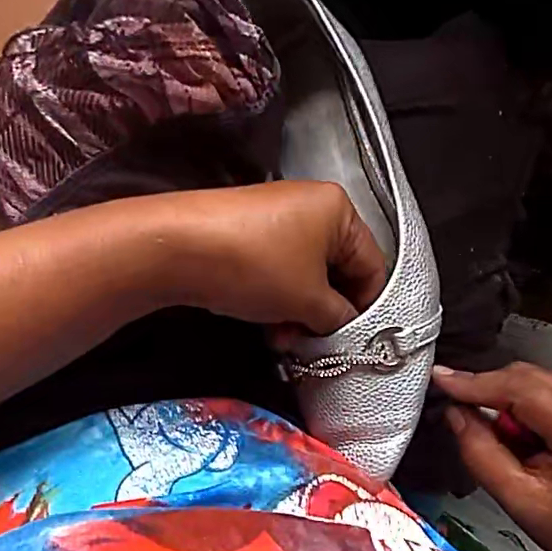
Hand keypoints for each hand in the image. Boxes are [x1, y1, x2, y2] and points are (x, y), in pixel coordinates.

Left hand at [151, 181, 386, 334]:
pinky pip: (278, 272)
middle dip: (325, 314)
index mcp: (339, 210)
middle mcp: (310, 207)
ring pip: (305, 277)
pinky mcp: (248, 235)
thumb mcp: (307, 300)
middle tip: (315, 343)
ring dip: (299, 313)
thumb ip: (339, 317)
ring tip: (283, 338)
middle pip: (337, 272)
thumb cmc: (250, 263)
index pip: (373, 265)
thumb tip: (344, 325)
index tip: (355, 338)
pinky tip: (266, 324)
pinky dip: (277, 300)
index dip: (367, 307)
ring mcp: (276, 220)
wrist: (178, 248)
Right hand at [434, 363, 551, 550]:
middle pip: (530, 378)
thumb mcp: (519, 500)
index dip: (476, 383)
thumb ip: (480, 453)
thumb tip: (455, 414)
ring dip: (504, 400)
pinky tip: (516, 437)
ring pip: (537, 382)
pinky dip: (522, 409)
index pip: (523, 389)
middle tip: (453, 407)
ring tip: (491, 435)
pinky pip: (549, 395)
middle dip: (487, 389)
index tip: (441, 381)